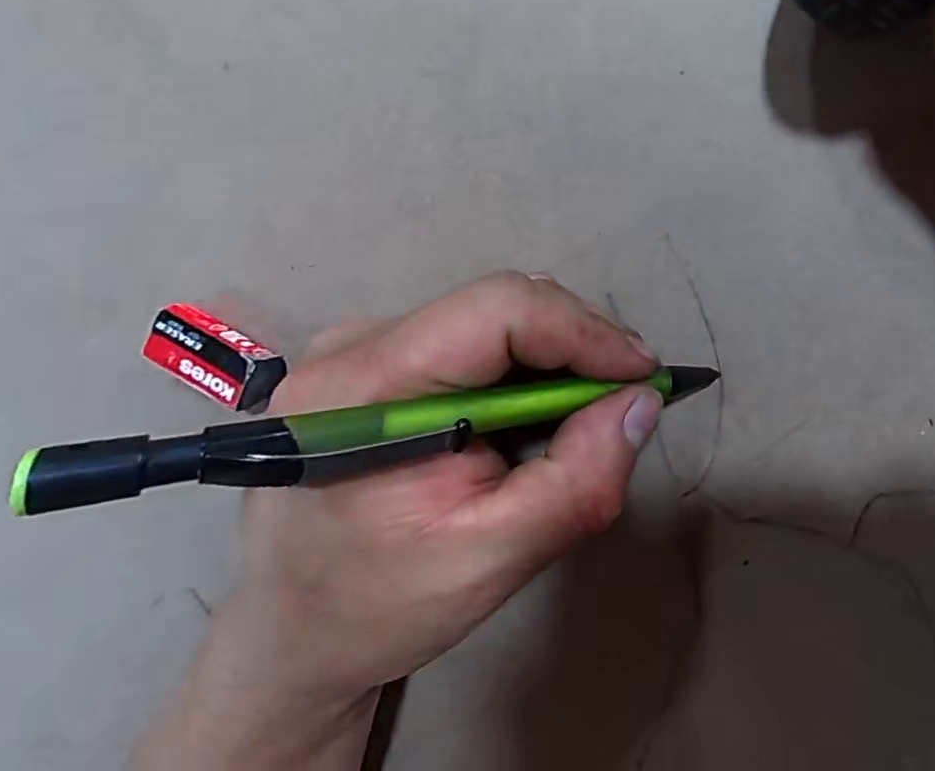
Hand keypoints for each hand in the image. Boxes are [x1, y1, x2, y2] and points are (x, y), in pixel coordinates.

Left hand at [134, 273, 663, 770]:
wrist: (291, 629)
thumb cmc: (378, 606)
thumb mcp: (491, 561)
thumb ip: (576, 482)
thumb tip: (641, 401)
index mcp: (365, 387)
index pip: (496, 310)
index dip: (582, 331)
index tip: (643, 375)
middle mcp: (358, 342)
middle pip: (498, 304)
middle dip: (578, 343)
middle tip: (629, 396)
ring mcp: (364, 343)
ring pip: (492, 316)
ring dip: (555, 355)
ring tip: (588, 411)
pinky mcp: (380, 354)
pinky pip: (474, 337)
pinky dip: (523, 367)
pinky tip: (537, 413)